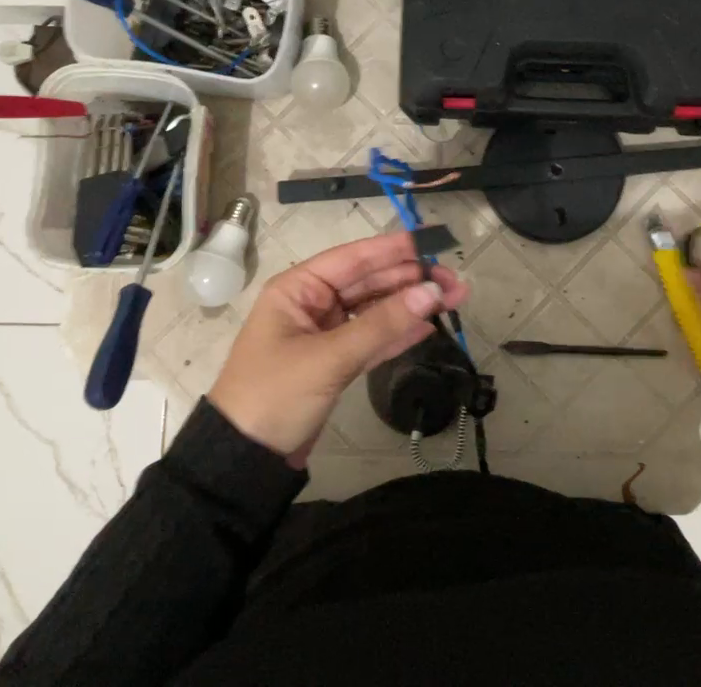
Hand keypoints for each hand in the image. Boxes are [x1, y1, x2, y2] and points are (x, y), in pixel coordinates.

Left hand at [208, 230, 468, 465]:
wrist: (245, 458)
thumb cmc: (276, 395)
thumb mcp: (329, 357)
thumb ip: (382, 325)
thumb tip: (431, 292)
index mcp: (298, 289)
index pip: (352, 259)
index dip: (393, 249)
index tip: (432, 241)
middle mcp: (311, 305)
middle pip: (368, 283)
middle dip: (410, 280)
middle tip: (455, 281)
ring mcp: (324, 335)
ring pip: (374, 312)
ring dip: (410, 307)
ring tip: (454, 299)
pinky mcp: (334, 363)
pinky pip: (372, 340)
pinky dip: (398, 335)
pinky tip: (428, 328)